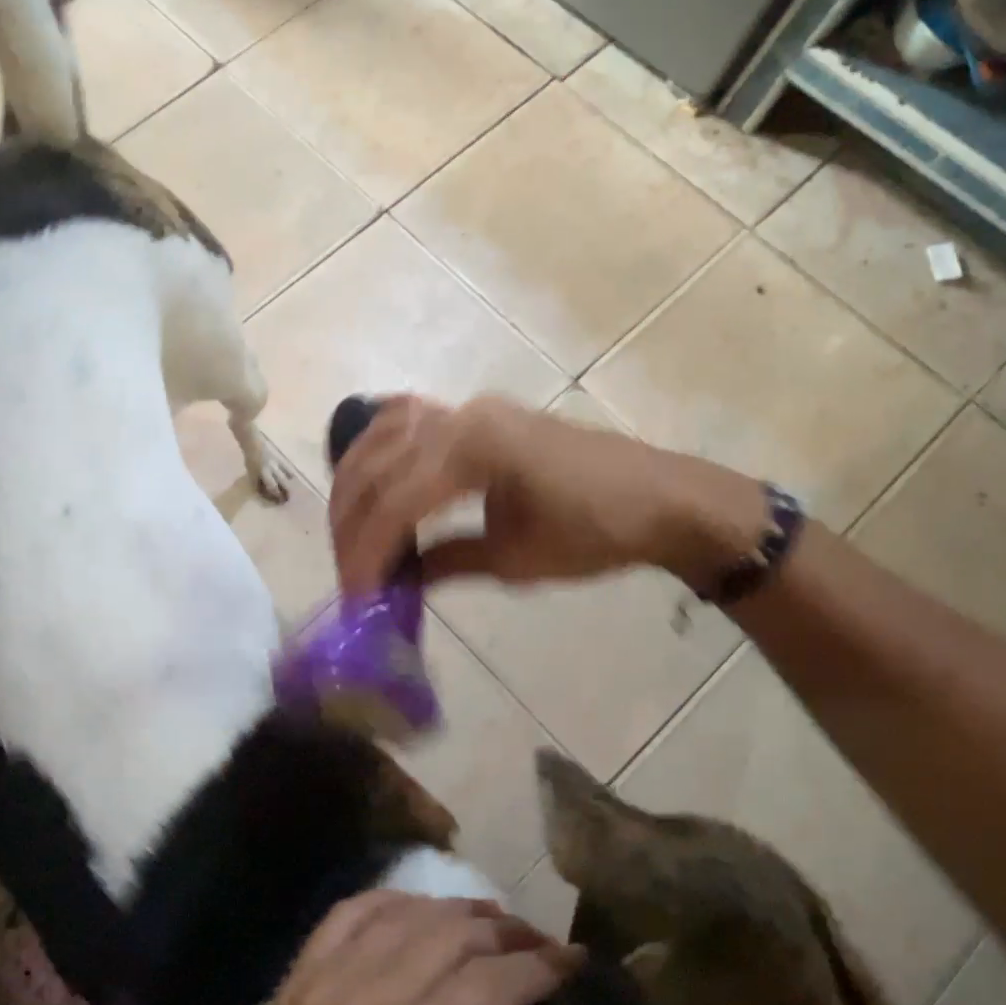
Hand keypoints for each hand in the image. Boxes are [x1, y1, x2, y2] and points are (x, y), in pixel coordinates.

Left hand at [264, 892, 580, 1004]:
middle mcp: (372, 996)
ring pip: (408, 914)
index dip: (540, 967)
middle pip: (453, 937)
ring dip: (457, 909)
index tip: (573, 958)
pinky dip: (392, 900)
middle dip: (507, 933)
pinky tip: (420, 904)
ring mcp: (329, 975)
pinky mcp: (301, 969)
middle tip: (539, 939)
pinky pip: (353, 911)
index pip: (491, 985)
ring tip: (492, 917)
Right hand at [330, 395, 759, 596]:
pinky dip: (376, 447)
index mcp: (476, 451)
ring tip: (346, 530)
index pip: (396, 503)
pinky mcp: (478, 413)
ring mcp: (468, 408)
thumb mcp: (516, 561)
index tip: (356, 596)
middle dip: (351, 522)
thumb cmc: (597, 534)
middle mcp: (462, 417)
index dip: (366, 551)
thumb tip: (394, 580)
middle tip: (345, 570)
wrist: (660, 498)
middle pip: (377, 467)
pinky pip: (406, 418)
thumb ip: (446, 562)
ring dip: (354, 483)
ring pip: (381, 436)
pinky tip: (365, 473)